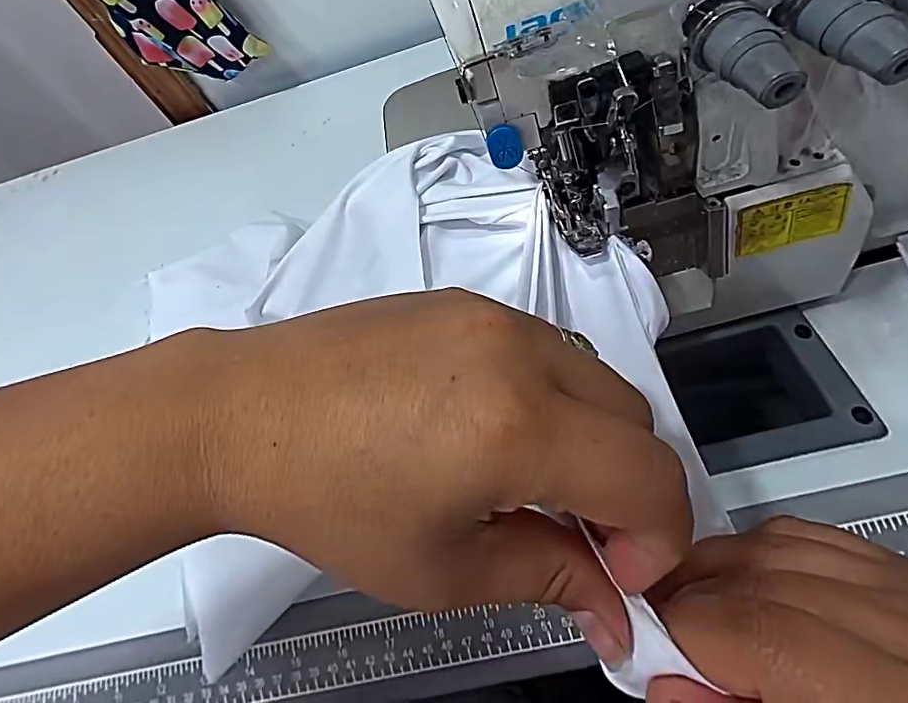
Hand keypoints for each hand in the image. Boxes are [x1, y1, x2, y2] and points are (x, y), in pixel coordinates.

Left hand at [168, 289, 695, 664]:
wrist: (247, 408)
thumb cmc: (329, 498)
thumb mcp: (441, 567)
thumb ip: (547, 579)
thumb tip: (611, 609)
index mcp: (518, 423)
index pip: (652, 476)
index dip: (661, 539)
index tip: (620, 572)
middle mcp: (517, 350)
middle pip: (635, 417)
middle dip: (629, 486)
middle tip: (580, 533)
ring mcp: (490, 312)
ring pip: (594, 376)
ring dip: (592, 436)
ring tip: (532, 481)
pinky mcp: (463, 299)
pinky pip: (543, 347)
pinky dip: (551, 394)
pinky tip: (493, 428)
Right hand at [646, 518, 907, 701]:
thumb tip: (672, 685)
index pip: (767, 632)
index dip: (687, 633)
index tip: (646, 647)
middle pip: (767, 579)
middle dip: (692, 599)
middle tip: (656, 630)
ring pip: (782, 544)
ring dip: (719, 570)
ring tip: (693, 605)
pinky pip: (817, 536)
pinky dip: (764, 552)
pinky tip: (746, 581)